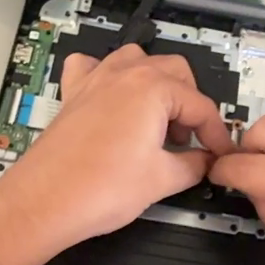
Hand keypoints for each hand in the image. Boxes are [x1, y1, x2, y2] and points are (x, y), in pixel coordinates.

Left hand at [0, 46, 235, 252]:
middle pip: (174, 72)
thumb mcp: (162, 180)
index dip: (216, 133)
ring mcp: (95, 81)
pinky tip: (114, 100)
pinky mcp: (73, 95)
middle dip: (190, 105)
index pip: (201, 105)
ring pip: (136, 61)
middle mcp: (123, 75)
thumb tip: (204, 162)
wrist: (43, 203)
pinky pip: (93, 69)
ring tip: (159, 121)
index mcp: (151, 89)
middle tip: (191, 141)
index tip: (220, 153)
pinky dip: (108, 77)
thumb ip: (194, 165)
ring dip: (156, 85)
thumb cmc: (96, 189)